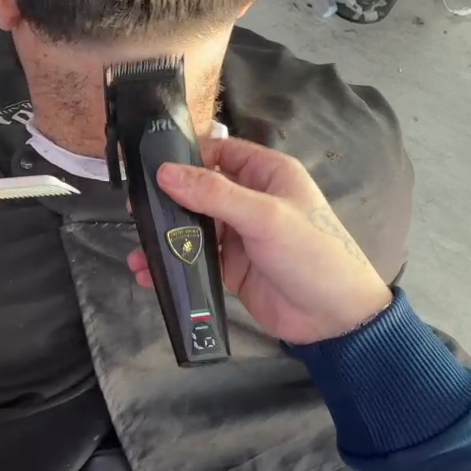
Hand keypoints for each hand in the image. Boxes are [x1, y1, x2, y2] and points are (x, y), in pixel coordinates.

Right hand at [127, 137, 390, 344]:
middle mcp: (251, 199)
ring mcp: (239, 234)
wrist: (335, 318)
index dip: (187, 157)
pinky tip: (150, 273)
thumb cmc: (311, 254)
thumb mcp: (264, 217)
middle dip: (167, 201)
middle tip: (134, 211)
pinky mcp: (230, 267)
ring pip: (193, 227)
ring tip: (137, 252)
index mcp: (267, 174)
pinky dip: (172, 264)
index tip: (151, 169)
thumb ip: (214, 194)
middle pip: (199, 190)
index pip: (220, 152)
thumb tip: (164, 173)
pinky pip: (194, 258)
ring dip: (165, 237)